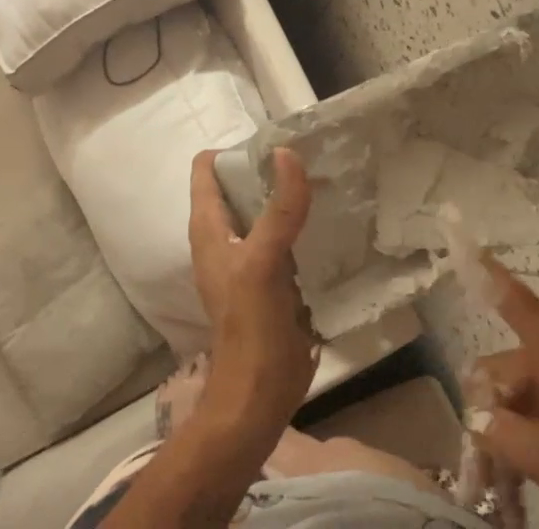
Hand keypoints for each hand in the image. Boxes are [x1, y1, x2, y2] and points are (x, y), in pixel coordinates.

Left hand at [186, 148, 318, 454]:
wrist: (259, 394)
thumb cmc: (250, 326)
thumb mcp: (263, 261)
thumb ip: (279, 209)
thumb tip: (287, 152)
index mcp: (208, 228)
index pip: (207, 169)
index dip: (235, 150)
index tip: (276, 144)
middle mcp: (224, 238)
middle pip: (240, 186)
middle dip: (270, 170)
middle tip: (312, 158)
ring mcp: (248, 260)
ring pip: (265, 212)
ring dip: (289, 198)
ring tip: (327, 182)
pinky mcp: (271, 281)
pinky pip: (285, 239)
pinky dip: (302, 227)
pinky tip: (331, 222)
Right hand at [466, 257, 538, 528]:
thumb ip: (525, 445)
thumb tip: (475, 414)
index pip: (525, 311)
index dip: (490, 278)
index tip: (459, 238)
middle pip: (511, 370)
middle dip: (484, 408)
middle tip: (473, 469)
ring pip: (521, 403)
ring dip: (499, 438)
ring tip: (484, 487)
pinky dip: (518, 453)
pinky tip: (504, 489)